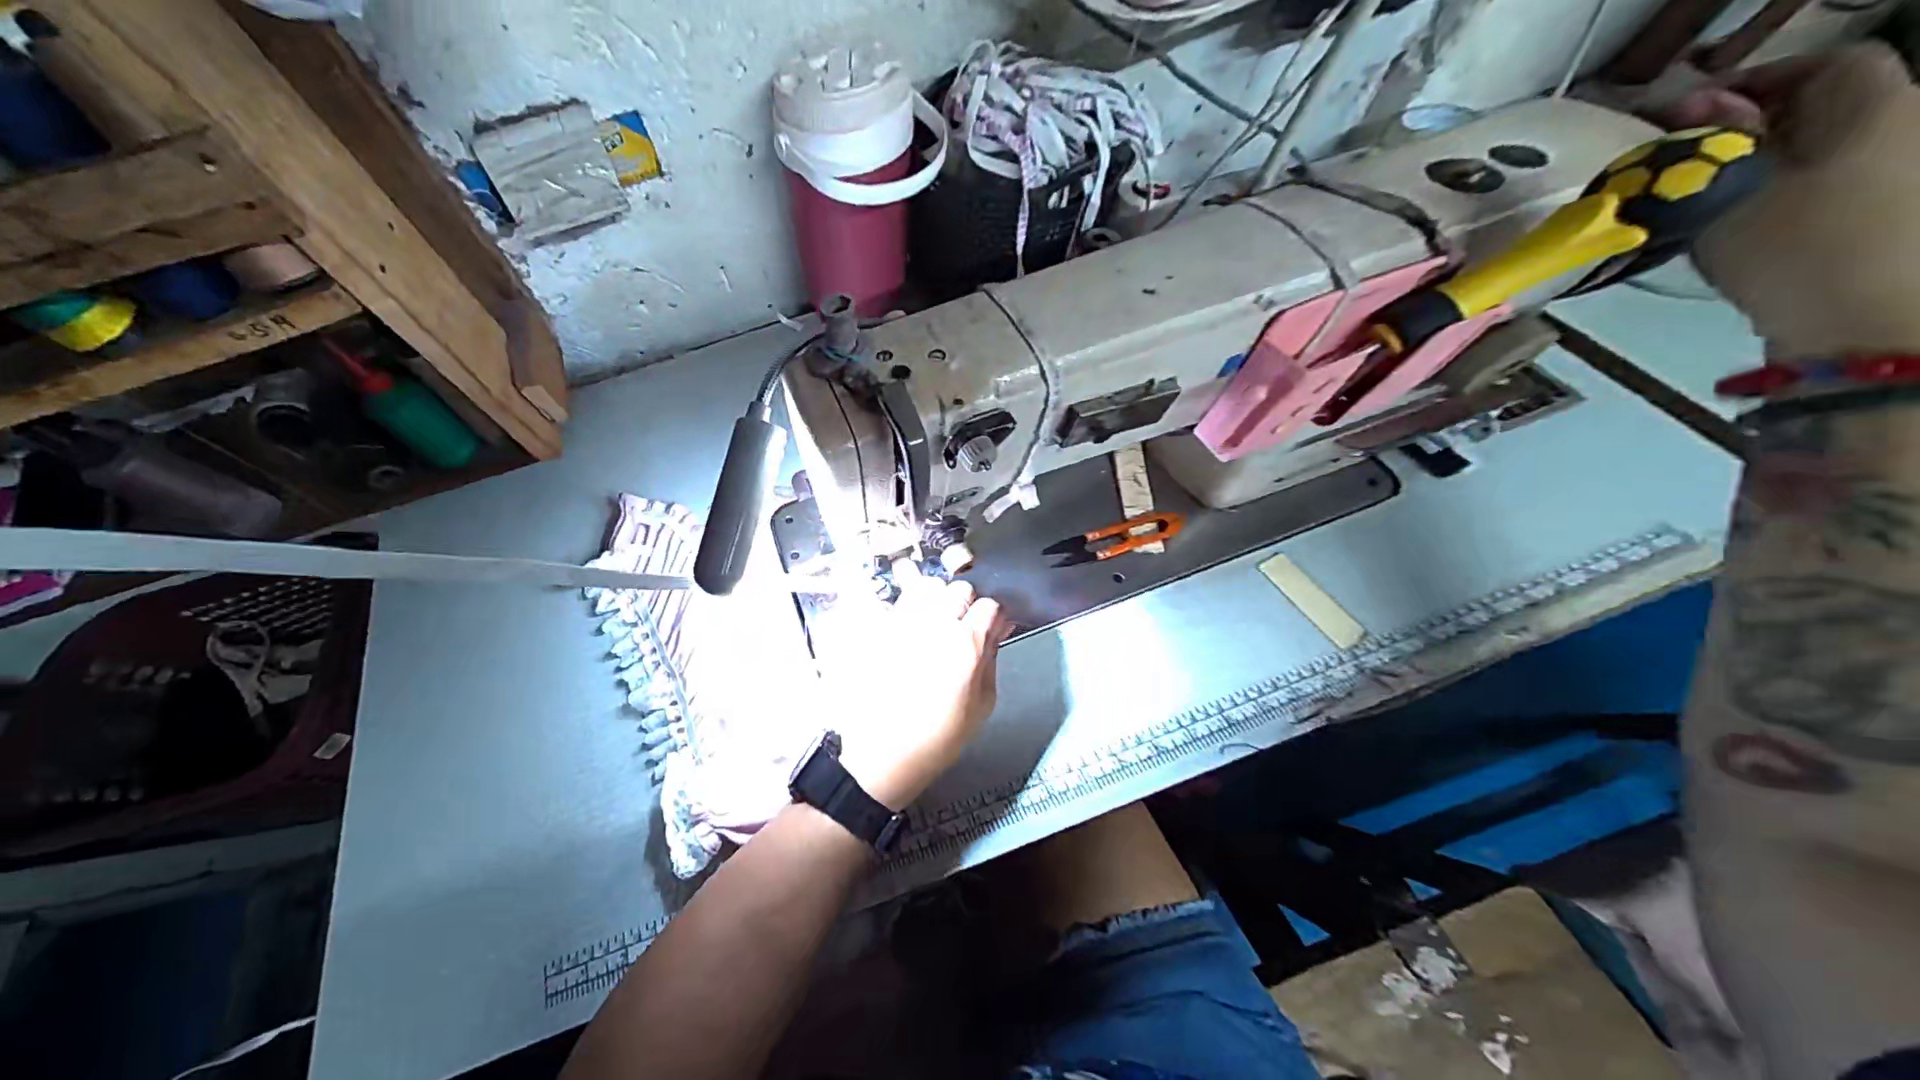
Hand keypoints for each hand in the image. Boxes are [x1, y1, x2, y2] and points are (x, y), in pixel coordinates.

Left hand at [815, 562, 1010, 809]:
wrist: (882, 756)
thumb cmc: (935, 739)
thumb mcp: (982, 705)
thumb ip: (991, 659)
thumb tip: (997, 631)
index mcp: (966, 644)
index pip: (990, 606)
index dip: (993, 618)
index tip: (990, 629)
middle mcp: (934, 624)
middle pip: (959, 589)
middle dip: (965, 604)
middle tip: (963, 626)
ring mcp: (902, 623)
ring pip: (927, 586)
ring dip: (935, 598)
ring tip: (934, 620)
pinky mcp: (877, 630)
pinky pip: (895, 600)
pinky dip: (905, 605)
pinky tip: (908, 625)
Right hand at [1675, 44, 1919, 360]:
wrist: (1866, 329)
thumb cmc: (1799, 248)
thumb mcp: (1730, 193)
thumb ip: (1711, 142)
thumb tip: (1690, 104)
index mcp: (1882, 104)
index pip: (1825, 63)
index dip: (1758, 80)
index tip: (1692, 112)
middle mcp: (1910, 128)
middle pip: (1824, 111)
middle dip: (1754, 130)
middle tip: (1687, 161)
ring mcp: (1907, 181)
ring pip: (1823, 155)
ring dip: (1763, 170)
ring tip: (1704, 202)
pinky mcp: (1891, 228)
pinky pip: (1830, 195)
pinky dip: (1784, 202)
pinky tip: (1744, 232)